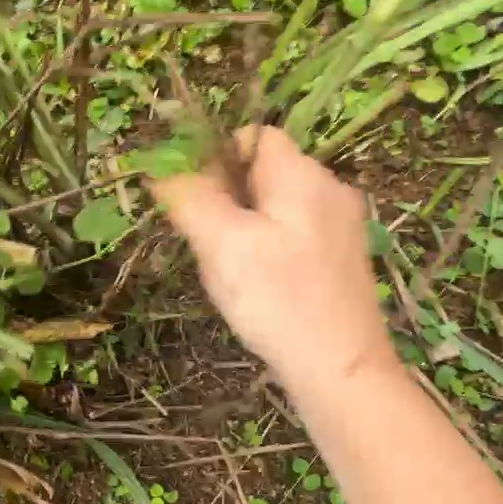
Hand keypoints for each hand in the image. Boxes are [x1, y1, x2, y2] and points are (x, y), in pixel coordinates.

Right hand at [150, 126, 395, 418]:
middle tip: (212, 249)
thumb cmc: (278, 301)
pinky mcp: (341, 259)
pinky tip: (262, 291)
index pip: (253, 137)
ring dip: (244, 232)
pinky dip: (268, 253)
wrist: (339, 366)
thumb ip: (191, 200)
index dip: (216, 160)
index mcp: (302, 175)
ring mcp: (341, 226)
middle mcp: (330, 189)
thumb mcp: (222, 246)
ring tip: (236, 277)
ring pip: (274, 210)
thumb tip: (161, 171)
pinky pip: (292, 237)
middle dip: (226, 203)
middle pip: (262, 175)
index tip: (196, 203)